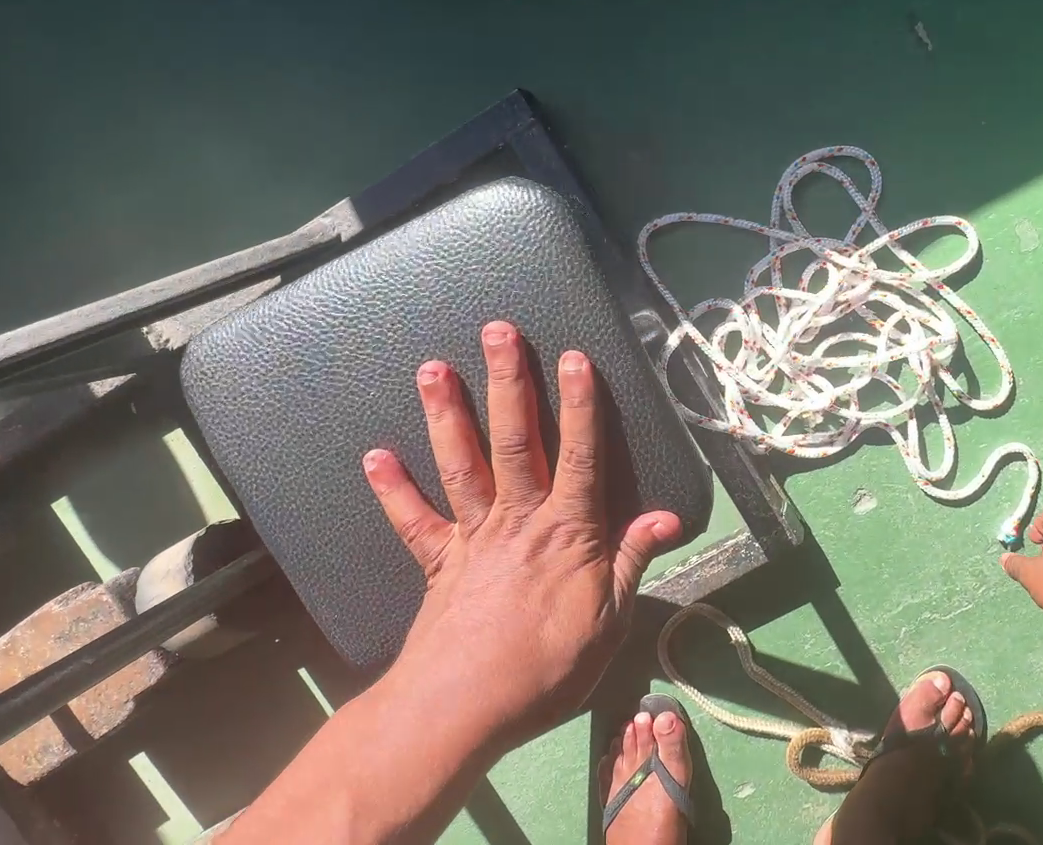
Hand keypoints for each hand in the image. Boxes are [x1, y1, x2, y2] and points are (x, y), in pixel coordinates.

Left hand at [361, 320, 681, 752]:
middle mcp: (519, 518)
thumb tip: (668, 517)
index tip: (574, 356)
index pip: (579, 454)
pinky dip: (393, 489)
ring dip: (447, 414)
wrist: (464, 709)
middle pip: (515, 440)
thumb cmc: (549, 665)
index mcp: (568, 530)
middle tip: (498, 332)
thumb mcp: (612, 619)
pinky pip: (414, 522)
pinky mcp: (438, 562)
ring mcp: (473, 536)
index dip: (579, 404)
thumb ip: (634, 560)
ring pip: (461, 464)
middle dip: (509, 382)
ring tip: (433, 368)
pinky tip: (375, 455)